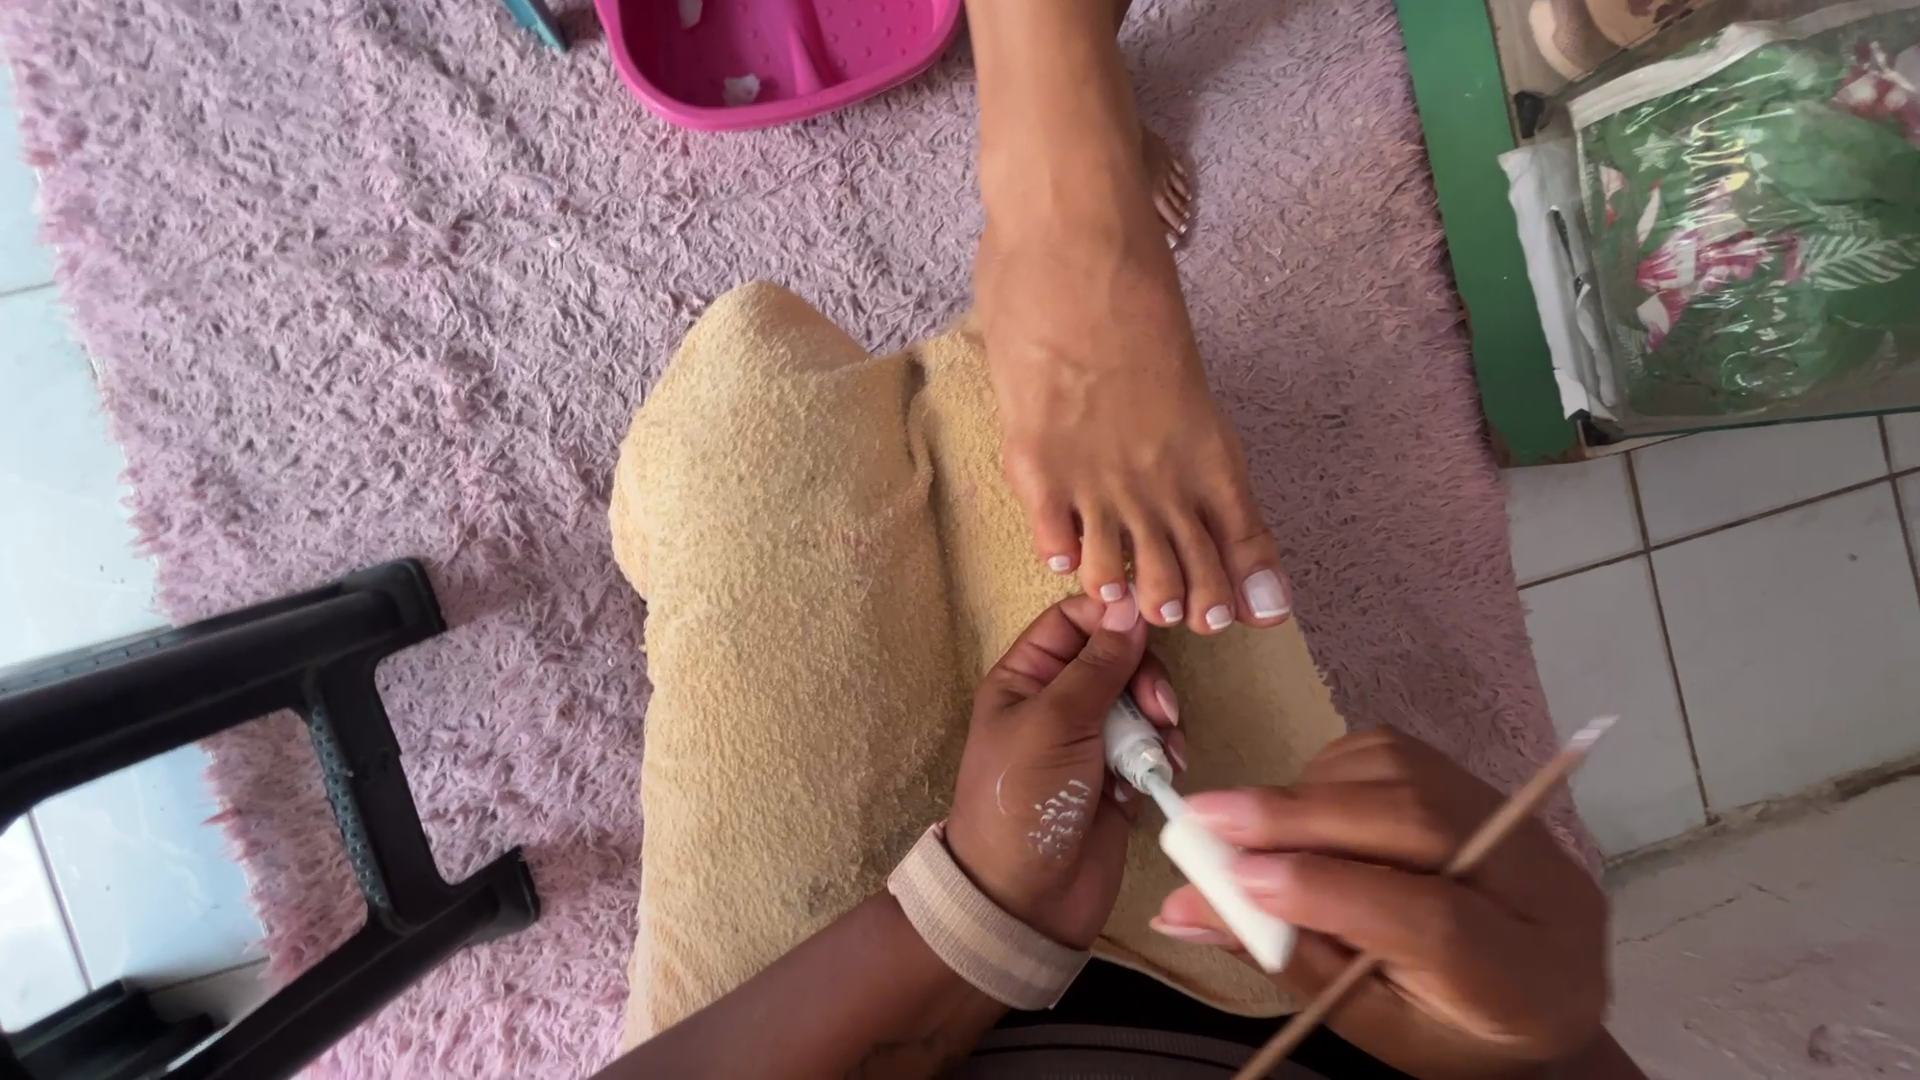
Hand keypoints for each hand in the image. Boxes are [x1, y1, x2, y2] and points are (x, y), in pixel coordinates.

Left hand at [945, 591, 1185, 948]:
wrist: (1027, 899)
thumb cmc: (1024, 799)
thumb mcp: (1054, 722)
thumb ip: (1097, 665)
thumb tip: (1128, 606)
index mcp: (1026, 676)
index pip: (1073, 620)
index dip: (1112, 616)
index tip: (1152, 626)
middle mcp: (1059, 699)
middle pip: (1117, 657)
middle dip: (1144, 678)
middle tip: (1158, 710)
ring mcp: (1091, 737)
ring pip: (1141, 700)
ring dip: (1158, 719)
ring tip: (1160, 749)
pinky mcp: (1119, 773)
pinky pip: (1153, 743)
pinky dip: (1162, 753)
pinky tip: (1162, 773)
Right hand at [973, 162, 1293, 636]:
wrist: (1074, 241)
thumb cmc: (1131, 277)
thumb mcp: (1178, 356)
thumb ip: (1175, 412)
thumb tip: (1153, 435)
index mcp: (1204, 441)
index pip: (1238, 530)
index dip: (1247, 578)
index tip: (1254, 612)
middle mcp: (1157, 474)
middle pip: (1182, 559)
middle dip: (1192, 597)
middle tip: (1186, 618)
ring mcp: (1096, 476)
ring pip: (1120, 562)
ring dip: (1129, 588)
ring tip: (1131, 606)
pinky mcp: (1038, 466)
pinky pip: (1054, 536)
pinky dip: (1061, 553)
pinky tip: (1062, 560)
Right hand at [1153, 730, 1609, 1079]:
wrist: (1524, 987)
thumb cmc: (1440, 1021)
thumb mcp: (1362, 1016)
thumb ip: (1281, 955)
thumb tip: (1178, 909)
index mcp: (1528, 978)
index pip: (1431, 920)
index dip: (1326, 889)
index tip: (1236, 877)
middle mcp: (1539, 882)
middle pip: (1414, 821)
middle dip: (1298, 815)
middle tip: (1206, 816)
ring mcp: (1508, 817)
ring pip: (1392, 772)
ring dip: (1304, 793)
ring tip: (1253, 826)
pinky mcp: (1468, 777)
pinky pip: (1381, 751)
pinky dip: (1324, 774)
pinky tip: (1308, 810)